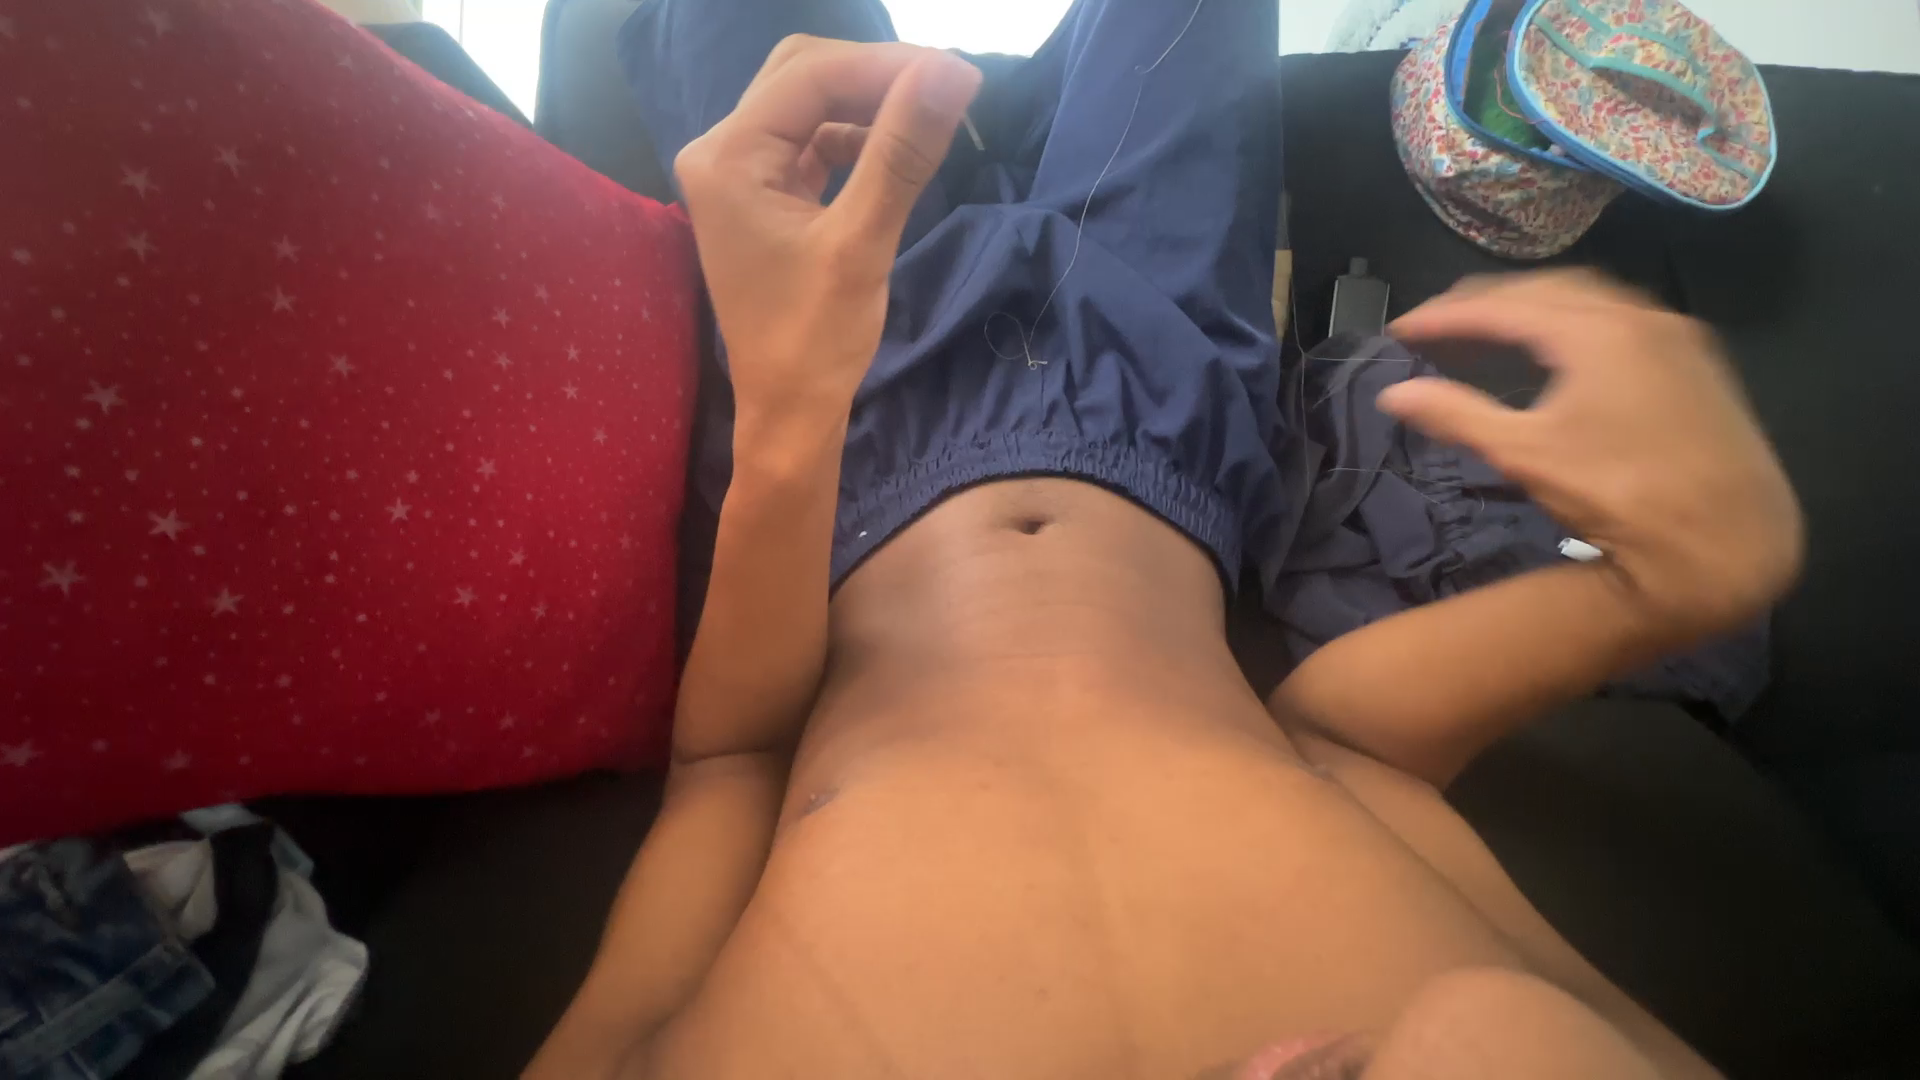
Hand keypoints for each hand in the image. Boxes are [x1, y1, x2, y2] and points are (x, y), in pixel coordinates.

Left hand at [673, 37, 981, 429]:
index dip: (886, 67)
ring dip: (867, 107)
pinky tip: (887, 156)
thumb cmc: (817, 341)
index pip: (810, 76)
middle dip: (875, 78)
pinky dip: (853, 144)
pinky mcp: (763, 204)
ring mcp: (740, 180)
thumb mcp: (861, 244)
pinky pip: (810, 150)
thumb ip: (901, 155)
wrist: (791, 411)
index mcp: (728, 157)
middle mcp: (722, 155)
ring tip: (925, 119)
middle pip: (803, 79)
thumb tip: (951, 73)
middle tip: (944, 89)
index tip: (957, 76)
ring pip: (808, 111)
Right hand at [1379, 271, 1803, 644]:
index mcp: (1597, 334)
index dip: (1445, 316)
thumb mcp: (1521, 454)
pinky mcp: (1691, 362)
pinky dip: (1568, 320)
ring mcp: (1674, 338)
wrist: (1723, 537)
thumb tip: (1392, 395)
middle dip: (1484, 301)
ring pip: (1587, 300)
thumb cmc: (1615, 492)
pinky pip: (1616, 317)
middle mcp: (1641, 319)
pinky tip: (1551, 347)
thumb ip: (1455, 416)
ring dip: (1529, 306)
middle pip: (1546, 290)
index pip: (1504, 308)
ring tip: (1484, 327)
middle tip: (1435, 322)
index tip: (1400, 329)